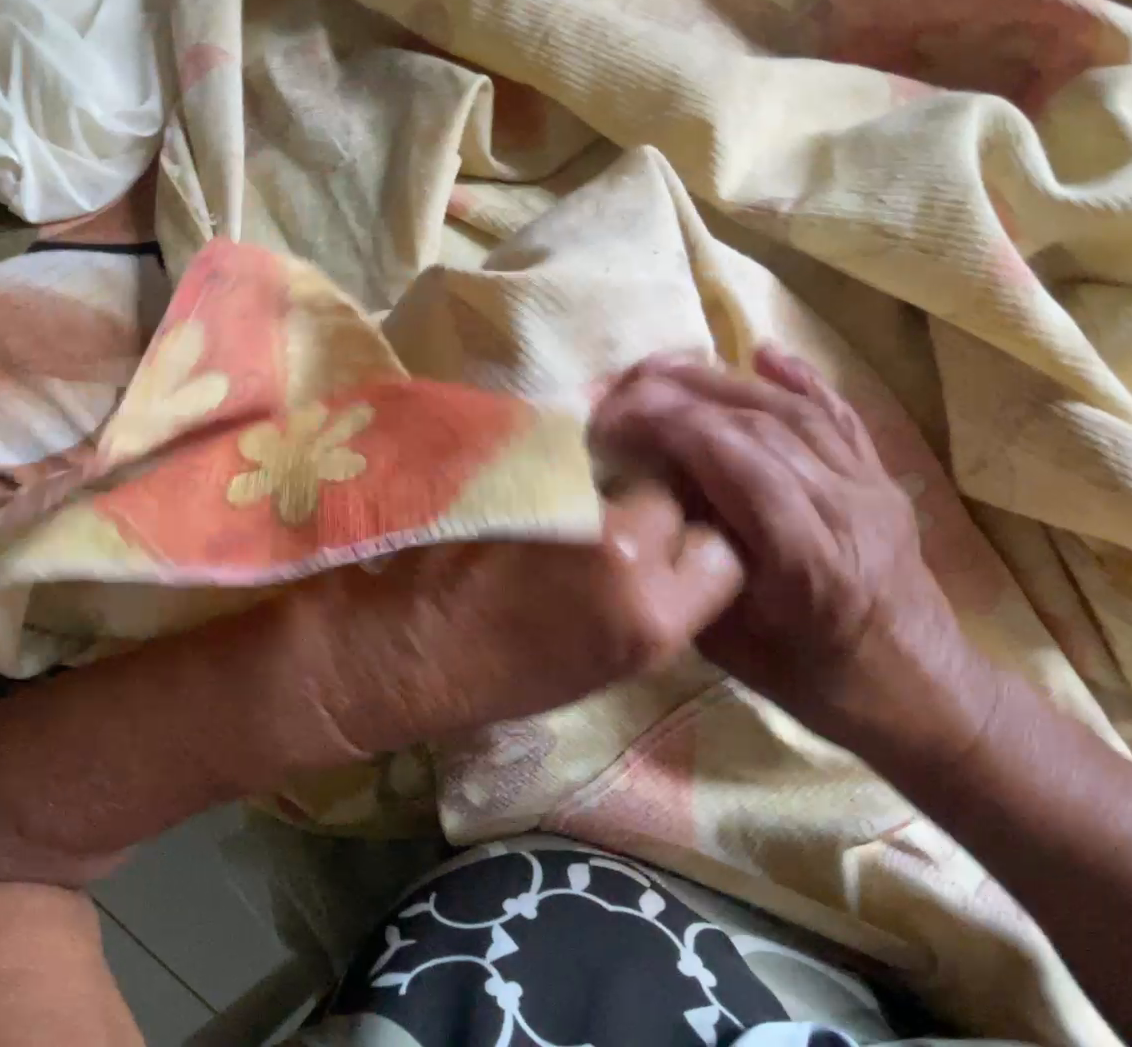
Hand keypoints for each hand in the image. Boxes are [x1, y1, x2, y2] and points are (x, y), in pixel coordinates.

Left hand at [305, 483, 744, 756]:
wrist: (407, 650)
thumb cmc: (500, 677)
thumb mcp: (605, 666)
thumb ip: (652, 609)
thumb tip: (674, 558)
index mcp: (653, 622)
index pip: (723, 553)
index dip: (697, 546)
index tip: (672, 547)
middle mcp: (627, 557)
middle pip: (675, 497)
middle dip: (654, 503)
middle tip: (614, 515)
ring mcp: (573, 509)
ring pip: (621, 467)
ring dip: (605, 479)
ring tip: (569, 499)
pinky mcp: (526, 473)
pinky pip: (567, 453)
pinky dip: (561, 463)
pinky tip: (538, 485)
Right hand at [590, 348, 977, 749]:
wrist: (915, 691)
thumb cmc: (812, 679)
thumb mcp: (728, 640)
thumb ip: (689, 564)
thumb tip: (648, 498)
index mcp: (805, 553)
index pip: (729, 457)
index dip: (665, 424)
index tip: (611, 416)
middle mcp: (843, 505)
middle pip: (757, 423)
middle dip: (681, 393)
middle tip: (623, 384)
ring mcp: (869, 486)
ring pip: (791, 411)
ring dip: (722, 381)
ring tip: (665, 369)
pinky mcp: (880, 479)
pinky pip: (838, 415)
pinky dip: (798, 380)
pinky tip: (762, 355)